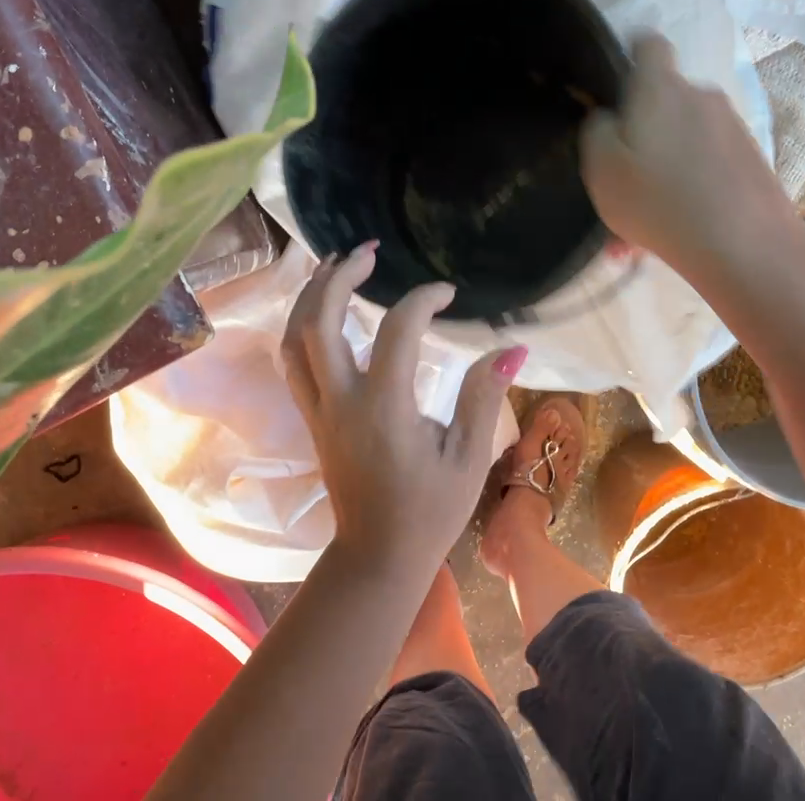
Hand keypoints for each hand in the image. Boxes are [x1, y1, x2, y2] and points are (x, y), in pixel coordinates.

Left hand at [281, 242, 526, 569]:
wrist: (378, 555)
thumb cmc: (430, 510)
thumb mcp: (468, 457)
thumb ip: (483, 396)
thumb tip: (511, 347)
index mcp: (385, 407)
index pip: (397, 330)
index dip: (422, 299)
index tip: (447, 292)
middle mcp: (341, 400)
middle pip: (320, 321)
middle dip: (339, 276)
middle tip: (368, 251)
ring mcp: (318, 409)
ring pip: (295, 338)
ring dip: (311, 295)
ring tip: (334, 265)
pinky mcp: (310, 418)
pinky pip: (293, 361)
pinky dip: (302, 325)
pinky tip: (321, 310)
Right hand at [581, 33, 799, 277]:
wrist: (744, 245)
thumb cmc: (658, 200)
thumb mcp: (600, 167)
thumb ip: (596, 129)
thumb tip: (607, 116)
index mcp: (661, 88)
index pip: (649, 44)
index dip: (629, 55)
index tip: (614, 86)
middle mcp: (701, 95)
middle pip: (665, 99)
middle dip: (643, 129)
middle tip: (623, 175)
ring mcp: (733, 125)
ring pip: (684, 138)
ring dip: (664, 165)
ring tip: (647, 215)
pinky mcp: (752, 157)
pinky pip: (707, 163)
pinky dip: (689, 184)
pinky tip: (676, 226)